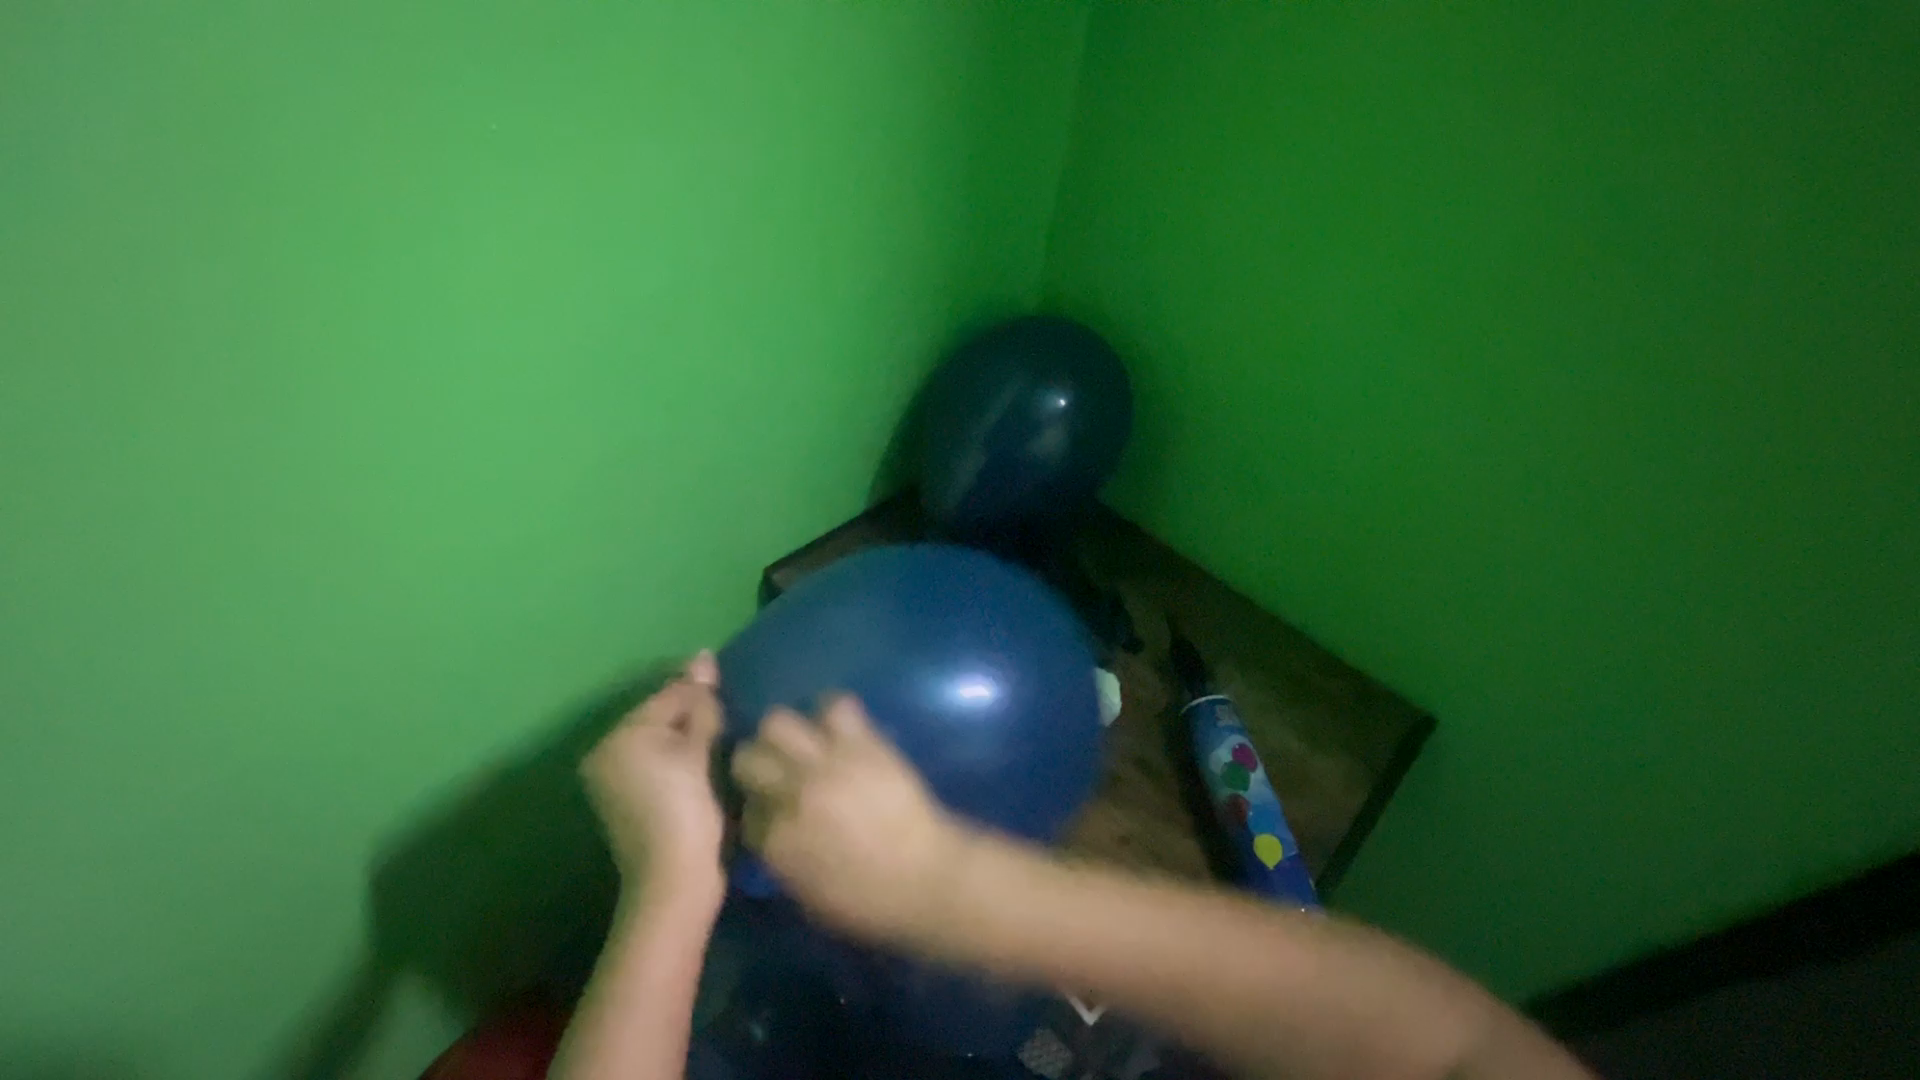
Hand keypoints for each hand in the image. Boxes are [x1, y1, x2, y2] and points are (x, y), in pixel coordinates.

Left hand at [582, 651, 725, 904]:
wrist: (673, 881)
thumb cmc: (684, 810)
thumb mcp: (695, 751)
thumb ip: (700, 706)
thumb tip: (703, 658)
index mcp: (618, 739)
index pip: (665, 697)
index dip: (699, 687)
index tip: (729, 679)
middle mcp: (607, 755)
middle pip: (660, 717)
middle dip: (694, 711)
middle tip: (733, 708)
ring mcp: (616, 780)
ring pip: (661, 740)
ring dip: (691, 734)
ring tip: (727, 730)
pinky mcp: (632, 800)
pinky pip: (660, 762)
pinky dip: (683, 757)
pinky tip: (710, 759)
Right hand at [730, 695, 970, 939]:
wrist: (927, 880)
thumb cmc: (871, 903)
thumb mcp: (809, 897)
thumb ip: (783, 859)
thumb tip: (774, 833)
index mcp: (776, 843)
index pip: (745, 807)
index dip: (757, 805)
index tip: (769, 806)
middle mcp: (792, 797)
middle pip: (748, 759)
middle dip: (757, 762)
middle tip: (778, 768)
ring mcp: (826, 767)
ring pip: (779, 723)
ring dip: (787, 733)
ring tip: (806, 743)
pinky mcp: (861, 746)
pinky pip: (837, 708)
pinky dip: (835, 714)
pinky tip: (842, 729)